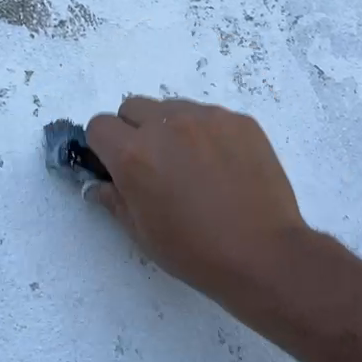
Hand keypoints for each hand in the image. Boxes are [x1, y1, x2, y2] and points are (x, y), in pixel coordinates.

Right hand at [85, 97, 309, 303]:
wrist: (262, 253)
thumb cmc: (193, 251)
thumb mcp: (140, 232)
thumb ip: (114, 199)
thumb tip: (99, 185)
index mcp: (134, 154)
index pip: (99, 126)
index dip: (103, 147)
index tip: (116, 167)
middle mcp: (167, 125)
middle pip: (133, 108)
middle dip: (134, 132)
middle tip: (154, 167)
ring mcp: (207, 118)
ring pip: (172, 108)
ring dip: (170, 129)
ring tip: (192, 167)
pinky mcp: (240, 121)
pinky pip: (209, 117)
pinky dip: (205, 135)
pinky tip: (221, 168)